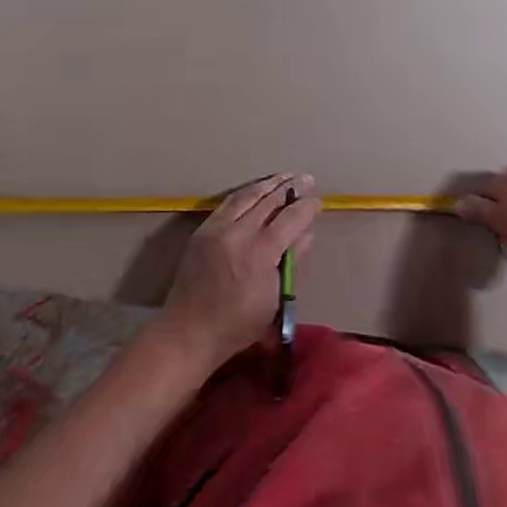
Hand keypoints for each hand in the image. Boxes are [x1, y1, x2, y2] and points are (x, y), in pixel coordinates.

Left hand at [152, 173, 317, 372]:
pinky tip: (255, 190)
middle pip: (267, 201)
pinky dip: (245, 193)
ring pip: (245, 196)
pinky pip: (227, 203)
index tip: (317, 200)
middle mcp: (237, 233)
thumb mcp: (275, 301)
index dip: (305, 208)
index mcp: (259, 254)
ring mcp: (216, 228)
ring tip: (284, 177)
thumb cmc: (238, 325)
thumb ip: (292, 263)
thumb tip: (305, 234)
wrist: (189, 329)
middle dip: (288, 188)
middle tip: (306, 179)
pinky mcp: (202, 230)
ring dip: (267, 184)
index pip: (289, 220)